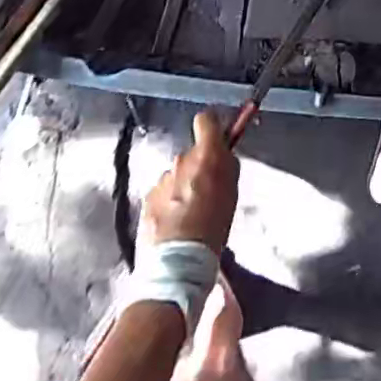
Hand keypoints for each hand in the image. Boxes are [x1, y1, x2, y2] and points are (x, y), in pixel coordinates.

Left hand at [143, 110, 239, 250]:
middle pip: (192, 153)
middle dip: (199, 166)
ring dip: (183, 186)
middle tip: (208, 189)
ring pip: (177, 175)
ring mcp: (161, 180)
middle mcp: (181, 162)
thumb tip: (223, 154)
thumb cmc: (213, 225)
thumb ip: (226, 165)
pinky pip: (163, 192)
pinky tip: (176, 222)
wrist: (179, 261)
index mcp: (206, 155)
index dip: (212, 124)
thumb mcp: (233, 190)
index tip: (217, 135)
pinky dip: (169, 202)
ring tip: (191, 212)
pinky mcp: (147, 199)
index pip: (206, 119)